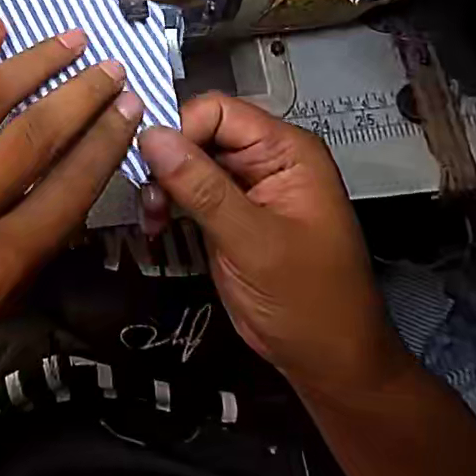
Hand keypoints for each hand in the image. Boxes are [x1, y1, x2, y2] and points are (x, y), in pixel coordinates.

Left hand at [0, 19, 141, 377]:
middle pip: (34, 136)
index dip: (107, 139)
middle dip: (83, 95)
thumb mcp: (13, 288)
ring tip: (72, 40)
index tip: (131, 105)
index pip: (69, 186)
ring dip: (37, 62)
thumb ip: (53, 225)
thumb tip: (90, 147)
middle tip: (111, 69)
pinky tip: (1, 28)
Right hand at [138, 94, 409, 395]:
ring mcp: (244, 184)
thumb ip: (202, 187)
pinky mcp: (226, 209)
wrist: (329, 364)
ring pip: (185, 159)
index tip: (151, 164)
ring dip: (161, 183)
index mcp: (285, 150)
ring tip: (152, 217)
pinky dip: (165, 201)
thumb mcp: (253, 242)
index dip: (180, 130)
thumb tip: (152, 135)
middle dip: (166, 160)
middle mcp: (264, 157)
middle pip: (198, 131)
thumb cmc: (307, 301)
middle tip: (146, 197)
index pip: (218, 112)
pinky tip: (156, 224)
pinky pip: (186, 187)